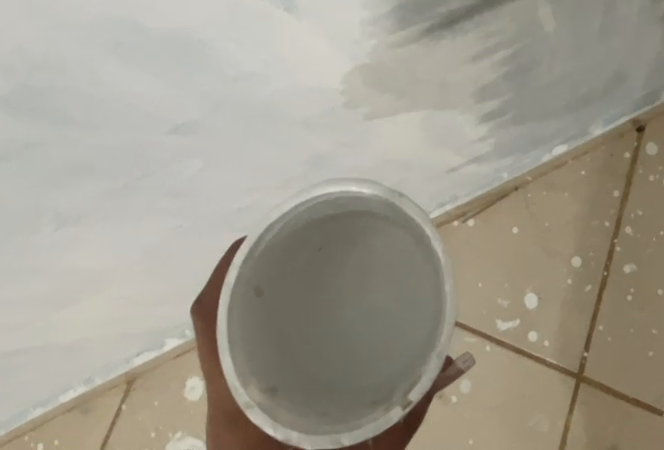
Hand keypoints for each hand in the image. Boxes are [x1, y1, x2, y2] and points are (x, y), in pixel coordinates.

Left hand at [190, 239, 470, 449]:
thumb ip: (406, 410)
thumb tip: (456, 361)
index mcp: (235, 406)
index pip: (208, 319)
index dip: (226, 268)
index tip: (262, 234)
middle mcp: (222, 406)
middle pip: (214, 324)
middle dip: (247, 279)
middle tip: (293, 249)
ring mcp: (226, 417)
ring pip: (223, 346)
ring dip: (251, 308)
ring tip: (294, 276)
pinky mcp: (239, 429)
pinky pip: (236, 368)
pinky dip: (258, 340)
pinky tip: (294, 332)